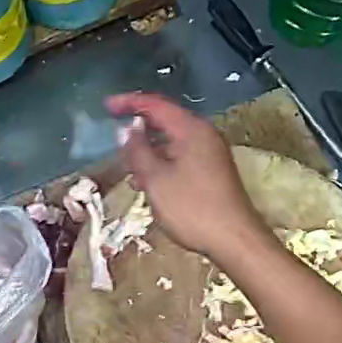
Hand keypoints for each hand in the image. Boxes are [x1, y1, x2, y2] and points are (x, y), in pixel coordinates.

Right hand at [106, 92, 272, 263]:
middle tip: (116, 142)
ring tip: (131, 171)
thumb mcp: (156, 179)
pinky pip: (183, 158)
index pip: (156, 104)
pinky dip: (164, 165)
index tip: (106, 106)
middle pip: (167, 122)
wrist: (235, 239)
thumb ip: (138, 150)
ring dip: (151, 153)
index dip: (129, 102)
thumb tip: (127, 128)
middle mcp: (205, 136)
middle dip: (140, 131)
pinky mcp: (214, 172)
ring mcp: (212, 154)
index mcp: (192, 129)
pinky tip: (151, 184)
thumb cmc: (193, 208)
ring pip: (174, 143)